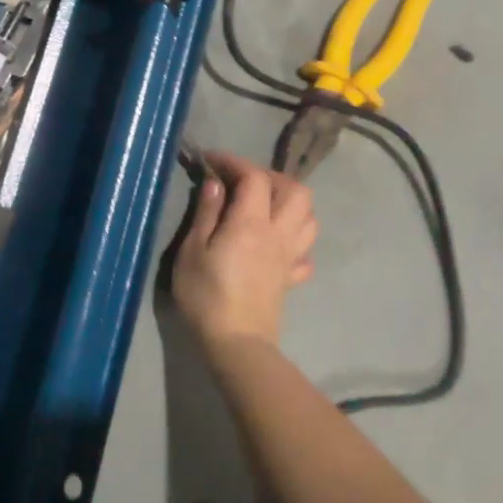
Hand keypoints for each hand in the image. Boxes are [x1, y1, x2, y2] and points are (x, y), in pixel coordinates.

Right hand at [172, 152, 317, 347]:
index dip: (234, 161)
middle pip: (296, 191)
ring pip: (309, 217)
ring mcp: (289, 257)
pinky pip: (305, 250)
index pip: (255, 177)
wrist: (236, 342)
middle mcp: (278, 235)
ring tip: (261, 204)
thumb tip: (215, 183)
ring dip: (289, 202)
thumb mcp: (193, 249)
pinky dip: (293, 236)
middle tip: (241, 180)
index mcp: (251, 224)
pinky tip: (273, 241)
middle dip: (270, 176)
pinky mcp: (291, 277)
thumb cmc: (206, 293)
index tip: (210, 160)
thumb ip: (207, 213)